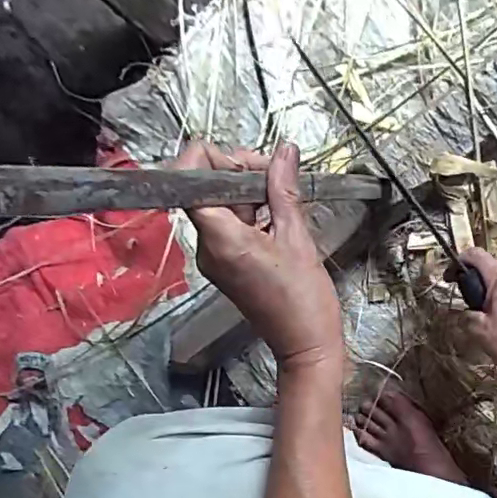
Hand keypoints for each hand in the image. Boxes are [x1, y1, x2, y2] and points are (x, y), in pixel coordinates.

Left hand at [174, 141, 340, 369]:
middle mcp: (207, 247)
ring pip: (221, 207)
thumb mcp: (298, 239)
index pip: (189, 176)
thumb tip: (284, 153)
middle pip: (207, 188)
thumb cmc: (304, 302)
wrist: (306, 344)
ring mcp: (214, 258)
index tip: (254, 167)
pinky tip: (279, 225)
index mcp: (219, 237)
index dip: (219, 161)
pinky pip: (230, 228)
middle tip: (278, 183)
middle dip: (241, 176)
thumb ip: (284, 191)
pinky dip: (252, 217)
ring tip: (285, 207)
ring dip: (251, 196)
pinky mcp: (227, 266)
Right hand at [458, 248, 496, 374]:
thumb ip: (467, 317)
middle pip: (492, 269)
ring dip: (496, 295)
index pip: (475, 255)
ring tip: (492, 319)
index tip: (451, 278)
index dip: (458, 263)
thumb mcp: (481, 331)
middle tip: (473, 307)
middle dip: (479, 284)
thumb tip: (465, 314)